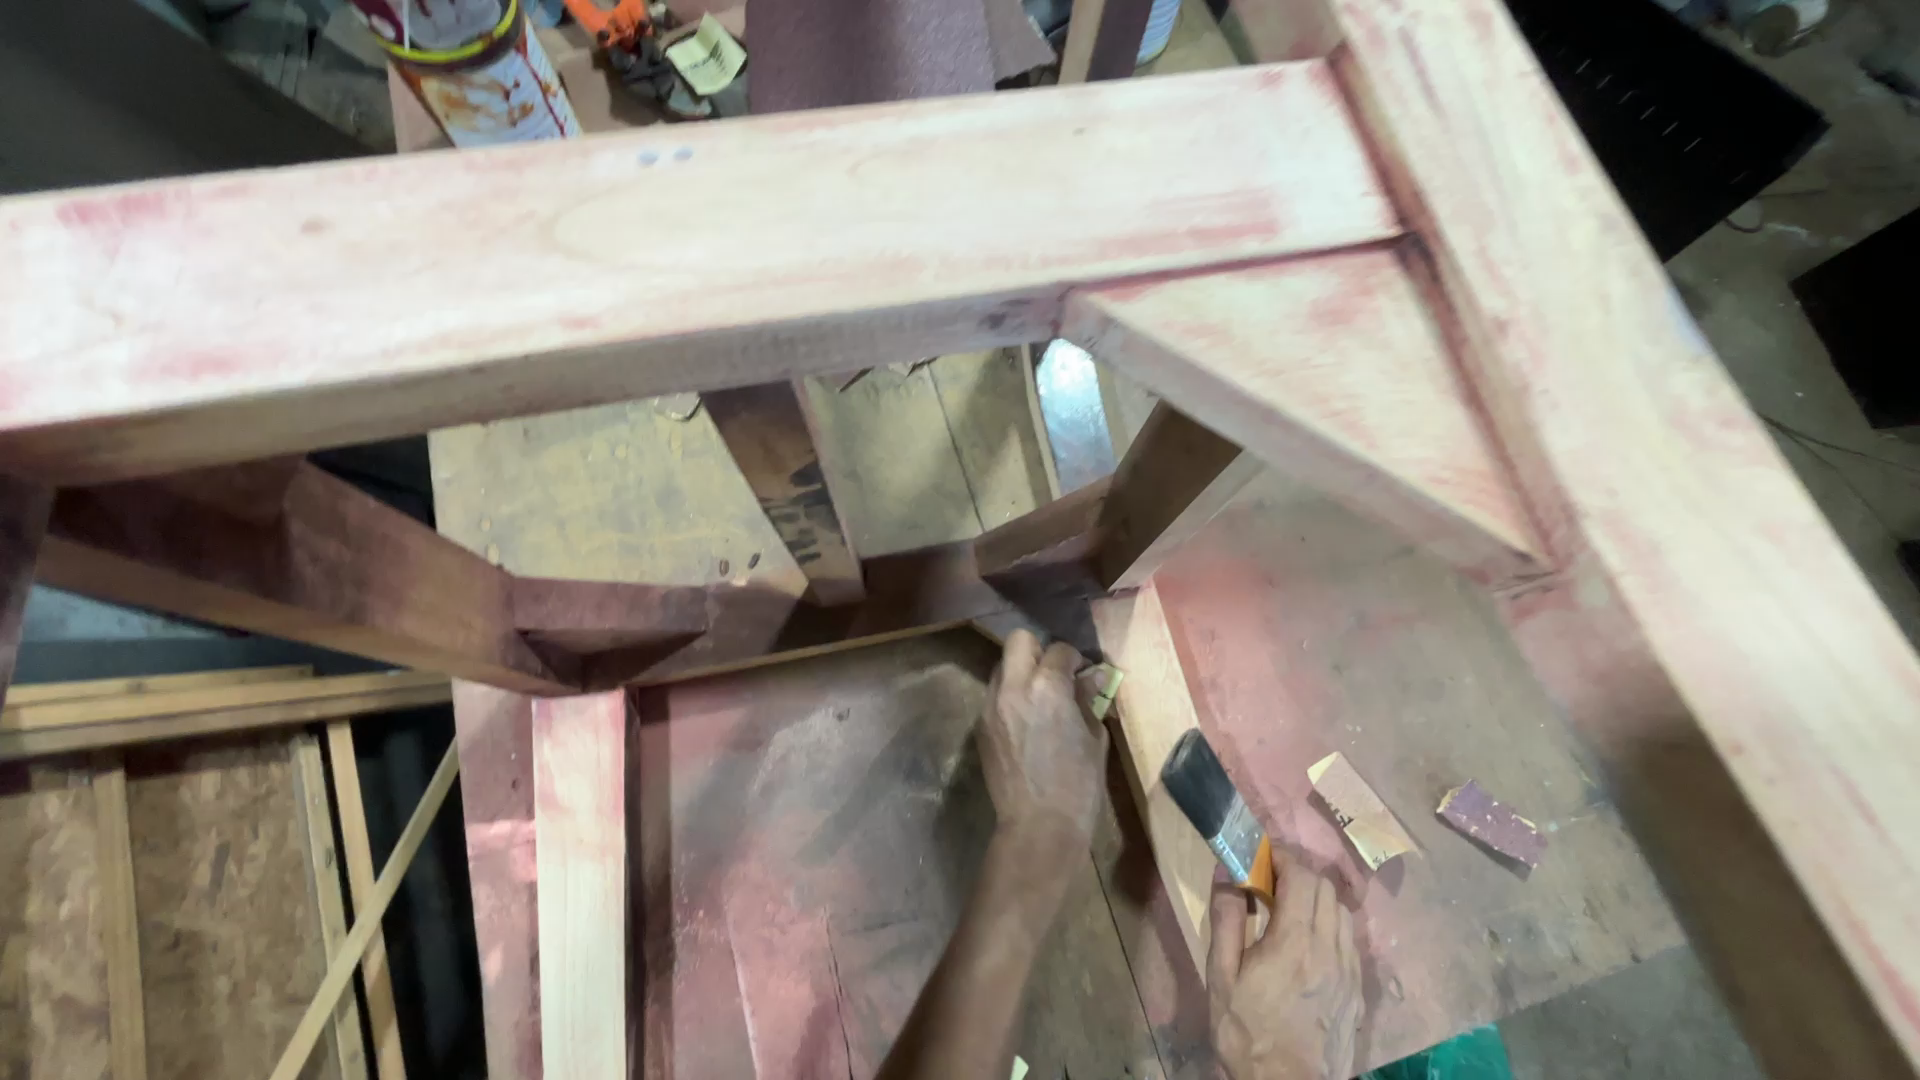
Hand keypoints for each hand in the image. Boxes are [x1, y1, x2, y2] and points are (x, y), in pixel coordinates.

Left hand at [978, 630, 1108, 847]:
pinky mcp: (981, 725)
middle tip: (1056, 675)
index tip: (1083, 674)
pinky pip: (995, 695)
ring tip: (1039, 698)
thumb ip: (1088, 699)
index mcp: (1047, 687)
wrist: (1038, 825)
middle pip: (1019, 641)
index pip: (1059, 650)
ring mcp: (991, 706)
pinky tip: (1026, 721)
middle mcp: (1013, 687)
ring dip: (1021, 673)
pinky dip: (1011, 697)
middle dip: (1039, 651)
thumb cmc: (1078, 784)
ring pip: (1003, 667)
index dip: (1075, 659)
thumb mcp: (1093, 738)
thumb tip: (1093, 675)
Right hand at [1208, 857, 1362, 1079]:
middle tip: (1269, 880)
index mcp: (1294, 943)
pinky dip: (1330, 925)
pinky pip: (1349, 941)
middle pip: (1326, 888)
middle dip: (1298, 873)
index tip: (1261, 855)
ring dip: (1317, 898)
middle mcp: (1330, 951)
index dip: (1282, 857)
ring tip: (1289, 909)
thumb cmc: (1246, 1033)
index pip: (1302, 877)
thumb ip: (1226, 919)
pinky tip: (1308, 942)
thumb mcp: (1221, 976)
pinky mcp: (1357, 993)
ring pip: (1342, 912)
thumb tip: (1226, 872)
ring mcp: (1349, 973)